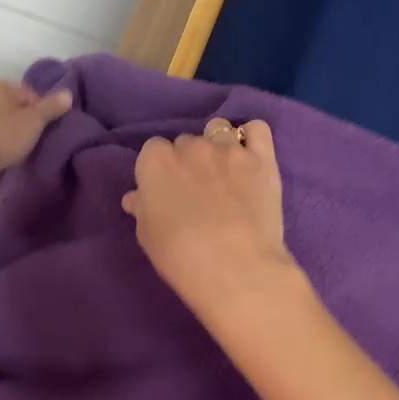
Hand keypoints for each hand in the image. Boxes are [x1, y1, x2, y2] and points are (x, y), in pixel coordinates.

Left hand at [0, 79, 73, 174]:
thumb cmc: (1, 136)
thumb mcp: (33, 122)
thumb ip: (51, 107)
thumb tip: (68, 93)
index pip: (26, 92)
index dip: (39, 109)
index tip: (44, 127)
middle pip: (7, 104)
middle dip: (19, 118)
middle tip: (30, 137)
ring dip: (3, 128)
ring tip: (13, 147)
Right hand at [124, 118, 296, 313]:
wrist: (237, 269)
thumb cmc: (181, 256)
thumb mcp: (147, 236)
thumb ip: (142, 208)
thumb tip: (137, 197)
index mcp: (157, 161)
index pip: (153, 150)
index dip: (160, 171)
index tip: (167, 192)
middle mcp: (191, 146)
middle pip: (186, 142)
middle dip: (189, 162)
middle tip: (197, 191)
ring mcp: (229, 149)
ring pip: (219, 131)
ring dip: (218, 146)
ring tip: (225, 174)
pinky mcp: (262, 158)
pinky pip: (257, 130)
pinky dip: (252, 138)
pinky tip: (250, 156)